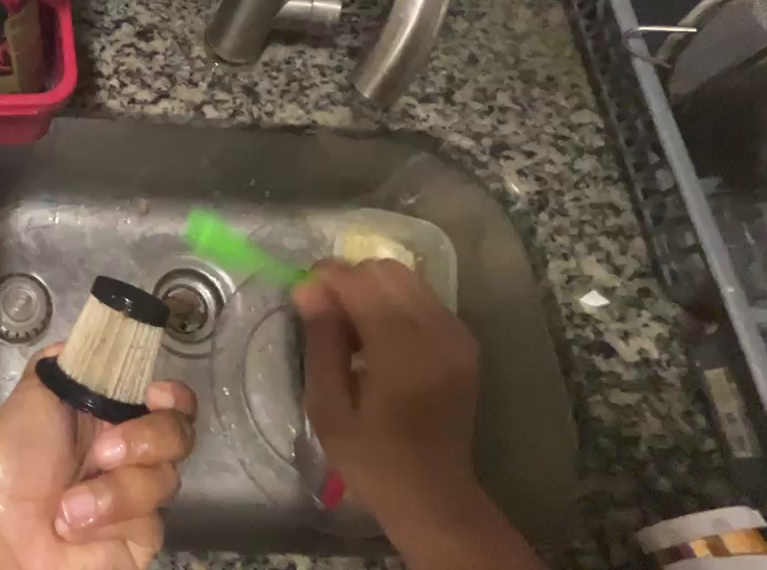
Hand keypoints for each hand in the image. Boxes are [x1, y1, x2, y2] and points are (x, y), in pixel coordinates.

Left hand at [0, 346, 196, 569]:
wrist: (6, 536)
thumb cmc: (14, 461)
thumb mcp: (34, 393)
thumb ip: (68, 362)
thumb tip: (94, 337)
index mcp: (108, 412)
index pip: (164, 396)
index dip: (172, 394)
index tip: (155, 394)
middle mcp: (130, 449)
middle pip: (178, 430)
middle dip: (147, 438)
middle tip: (104, 452)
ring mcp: (138, 493)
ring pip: (166, 475)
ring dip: (114, 488)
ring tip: (70, 505)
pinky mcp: (142, 534)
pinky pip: (150, 517)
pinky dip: (109, 516)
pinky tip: (75, 525)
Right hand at [292, 257, 481, 524]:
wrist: (433, 495)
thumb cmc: (371, 458)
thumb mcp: (327, 407)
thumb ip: (320, 341)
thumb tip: (306, 288)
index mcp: (402, 354)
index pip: (360, 282)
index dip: (325, 278)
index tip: (303, 295)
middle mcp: (437, 334)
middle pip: (384, 270)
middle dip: (349, 280)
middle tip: (327, 313)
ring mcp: (456, 335)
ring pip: (404, 276)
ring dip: (371, 289)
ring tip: (353, 327)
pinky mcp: (463, 339)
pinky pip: (420, 295)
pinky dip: (392, 300)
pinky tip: (379, 335)